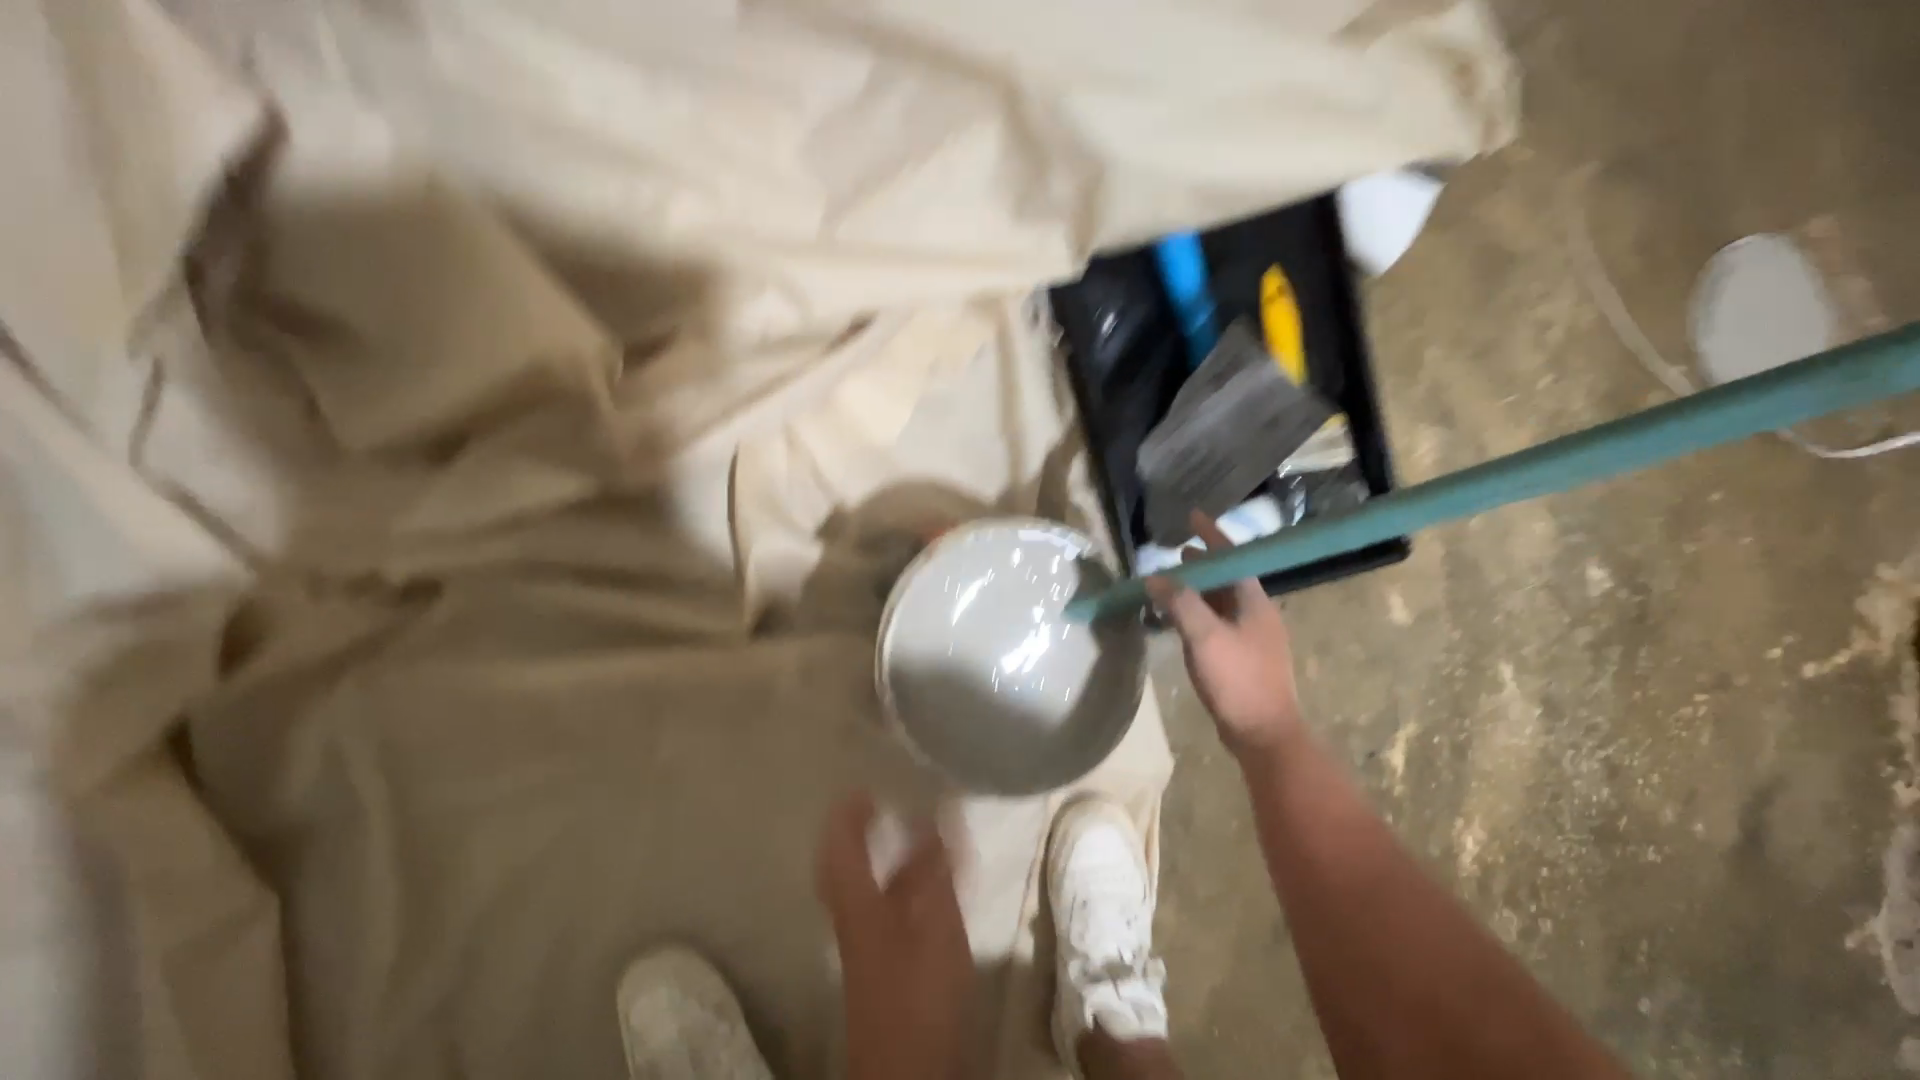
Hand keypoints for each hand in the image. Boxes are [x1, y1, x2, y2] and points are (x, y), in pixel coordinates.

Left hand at [817, 794, 974, 1079]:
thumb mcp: (934, 922)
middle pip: (845, 864)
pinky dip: (903, 887)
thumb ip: (936, 868)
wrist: (905, 1067)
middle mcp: (852, 914)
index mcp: (854, 898)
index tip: (863, 784)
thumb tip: (937, 811)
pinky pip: (887, 909)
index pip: (838, 842)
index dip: (847, 811)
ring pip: (868, 887)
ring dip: (886, 859)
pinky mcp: (882, 963)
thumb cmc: (917, 989)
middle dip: (860, 833)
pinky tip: (932, 886)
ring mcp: (865, 941)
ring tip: (917, 835)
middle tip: (882, 805)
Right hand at [1145, 511, 1303, 761]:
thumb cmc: (1238, 680)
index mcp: (1255, 602)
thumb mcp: (1204, 637)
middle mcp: (1258, 615)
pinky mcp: (1244, 660)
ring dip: (1200, 590)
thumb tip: (1155, 577)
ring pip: (1223, 604)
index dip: (1211, 535)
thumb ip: (1179, 603)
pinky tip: (1180, 624)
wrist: (1265, 733)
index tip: (1192, 516)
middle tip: (1177, 552)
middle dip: (1204, 564)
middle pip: (1229, 579)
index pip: (1232, 558)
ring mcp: (1253, 639)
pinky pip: (1218, 625)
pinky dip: (1199, 615)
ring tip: (1174, 583)